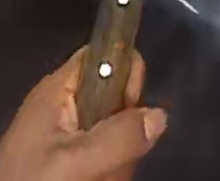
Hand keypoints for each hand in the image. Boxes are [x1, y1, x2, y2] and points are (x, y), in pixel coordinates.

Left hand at [0, 47, 165, 180]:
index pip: (107, 52)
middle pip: (117, 93)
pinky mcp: (62, 161)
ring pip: (113, 127)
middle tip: (112, 159)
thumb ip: (118, 137)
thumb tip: (160, 116)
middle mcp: (62, 104)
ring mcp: (62, 135)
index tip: (127, 105)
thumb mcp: (71, 164)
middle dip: (124, 126)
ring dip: (118, 156)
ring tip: (103, 180)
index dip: (126, 72)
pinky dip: (108, 170)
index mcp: (58, 88)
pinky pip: (101, 152)